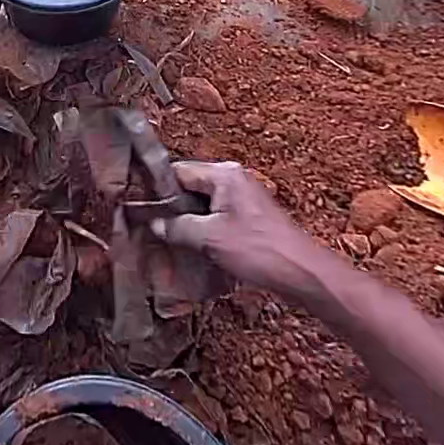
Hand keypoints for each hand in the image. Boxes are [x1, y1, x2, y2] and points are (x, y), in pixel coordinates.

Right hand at [150, 161, 333, 297]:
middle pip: (190, 185)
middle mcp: (233, 178)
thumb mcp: (210, 238)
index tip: (139, 205)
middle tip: (150, 223)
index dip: (156, 188)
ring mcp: (243, 196)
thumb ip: (177, 227)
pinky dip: (204, 226)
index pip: (178, 171)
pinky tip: (192, 244)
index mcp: (223, 174)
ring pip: (203, 201)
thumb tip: (153, 223)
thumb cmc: (258, 249)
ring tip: (167, 236)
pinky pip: (217, 213)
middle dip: (172, 205)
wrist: (304, 273)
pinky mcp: (250, 215)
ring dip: (188, 218)